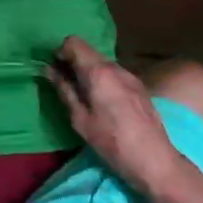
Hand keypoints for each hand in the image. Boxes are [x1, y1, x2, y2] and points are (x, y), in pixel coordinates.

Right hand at [49, 36, 195, 196]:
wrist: (154, 159)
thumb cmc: (111, 142)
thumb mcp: (80, 119)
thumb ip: (64, 90)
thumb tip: (48, 70)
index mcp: (98, 71)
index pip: (73, 42)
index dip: (60, 53)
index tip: (55, 72)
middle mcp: (115, 66)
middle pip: (88, 51)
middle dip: (73, 63)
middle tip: (65, 86)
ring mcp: (130, 75)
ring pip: (102, 63)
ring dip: (88, 72)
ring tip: (84, 97)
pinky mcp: (139, 86)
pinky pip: (114, 74)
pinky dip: (103, 80)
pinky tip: (104, 103)